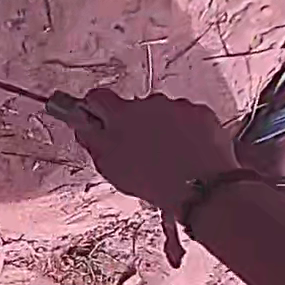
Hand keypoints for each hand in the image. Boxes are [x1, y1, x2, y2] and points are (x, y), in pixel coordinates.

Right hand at [72, 91, 238, 266]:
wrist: (199, 187)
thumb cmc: (154, 179)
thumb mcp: (109, 165)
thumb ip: (92, 139)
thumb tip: (83, 125)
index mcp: (122, 115)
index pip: (97, 97)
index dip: (91, 108)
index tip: (90, 116)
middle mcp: (150, 103)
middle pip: (131, 108)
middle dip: (130, 125)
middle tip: (131, 151)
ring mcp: (178, 107)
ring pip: (160, 114)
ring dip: (157, 130)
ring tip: (160, 158)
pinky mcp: (201, 115)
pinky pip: (186, 119)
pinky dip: (182, 132)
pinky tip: (180, 154)